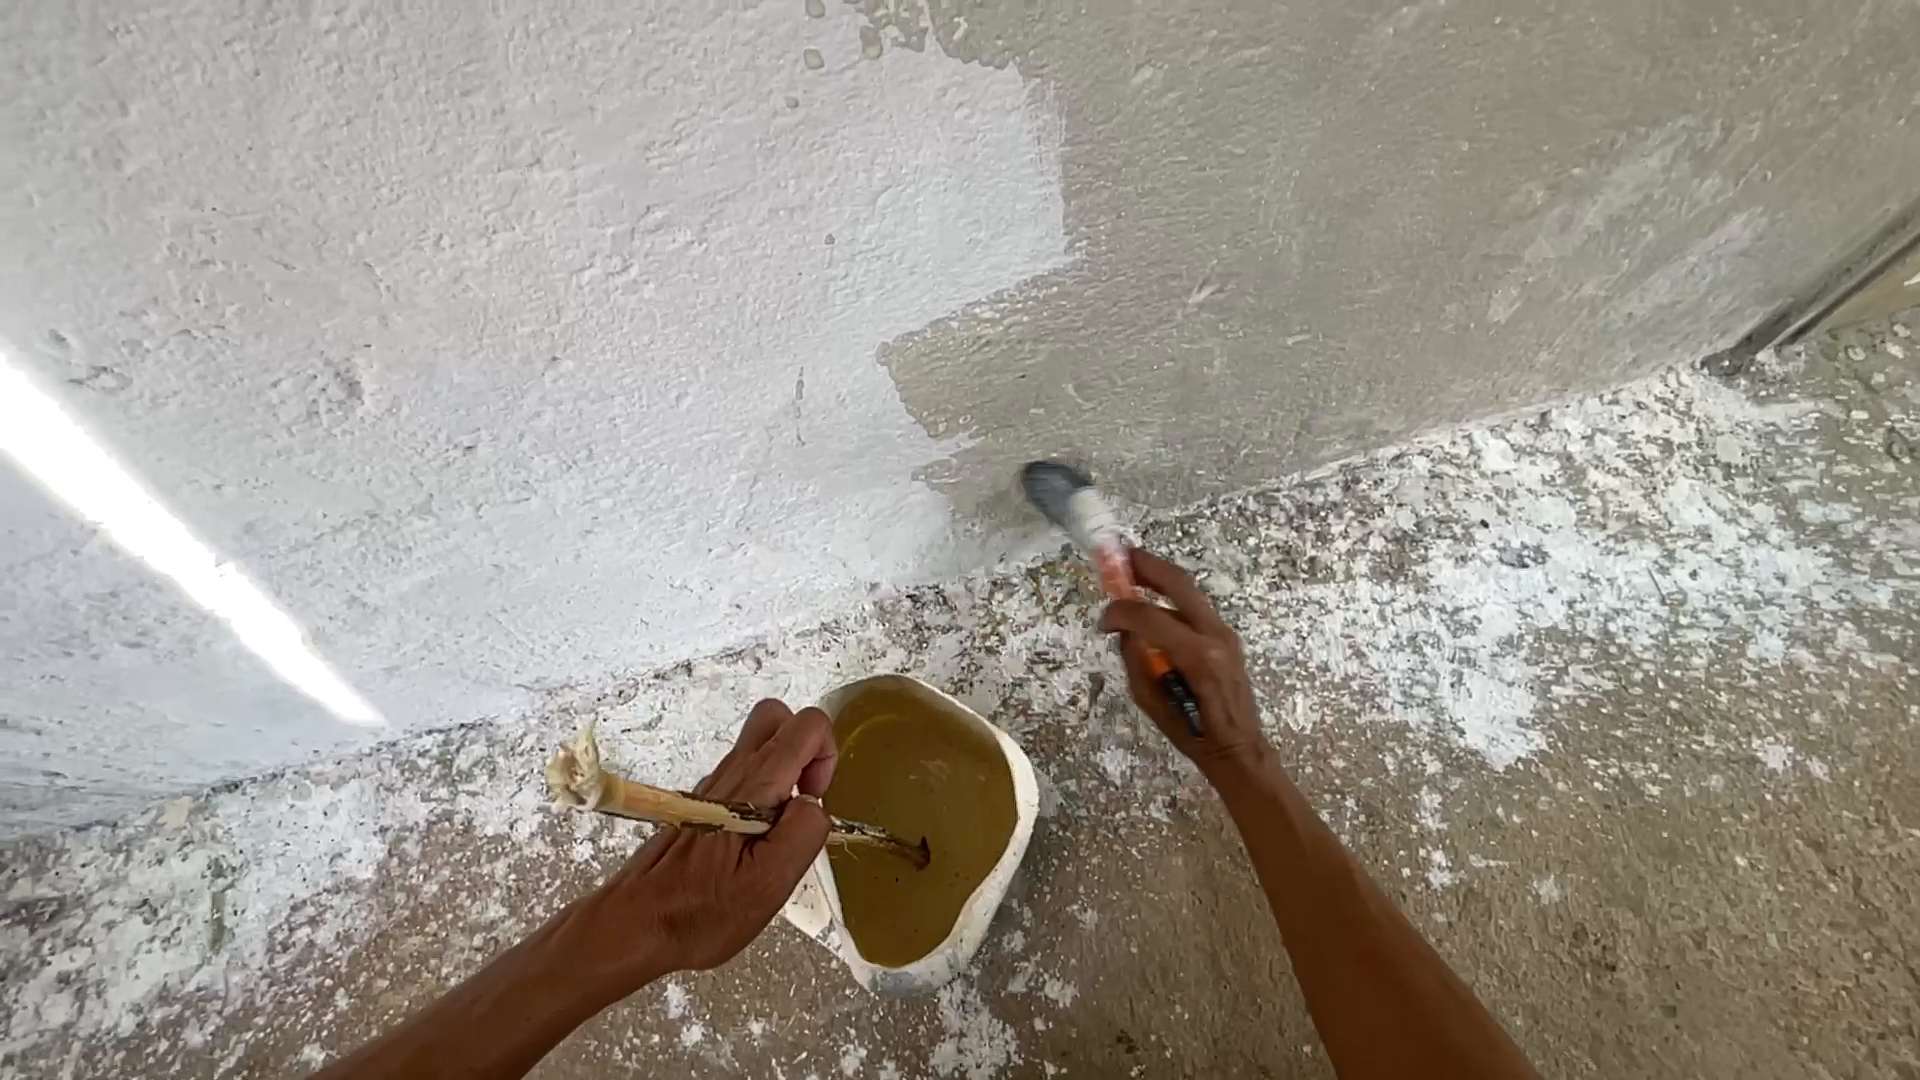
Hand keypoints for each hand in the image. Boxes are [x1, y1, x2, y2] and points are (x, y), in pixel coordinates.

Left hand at [584, 699, 835, 982]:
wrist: (634, 925)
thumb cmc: (702, 910)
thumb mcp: (769, 883)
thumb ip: (804, 832)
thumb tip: (813, 804)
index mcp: (755, 783)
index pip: (807, 724)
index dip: (825, 755)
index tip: (813, 799)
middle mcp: (734, 770)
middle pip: (778, 716)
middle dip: (805, 746)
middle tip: (802, 796)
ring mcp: (715, 783)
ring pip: (761, 745)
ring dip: (784, 772)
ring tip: (776, 830)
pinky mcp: (703, 801)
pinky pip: (744, 773)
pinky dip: (762, 792)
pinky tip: (751, 843)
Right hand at [1098, 548, 1270, 776]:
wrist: (1238, 747)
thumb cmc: (1191, 732)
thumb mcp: (1149, 700)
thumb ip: (1135, 658)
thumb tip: (1123, 629)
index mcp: (1197, 656)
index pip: (1149, 616)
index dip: (1120, 612)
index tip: (1104, 620)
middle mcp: (1215, 635)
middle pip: (1178, 583)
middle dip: (1146, 565)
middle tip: (1120, 557)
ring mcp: (1225, 632)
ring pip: (1188, 591)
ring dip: (1159, 579)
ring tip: (1132, 574)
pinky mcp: (1226, 636)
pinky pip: (1193, 608)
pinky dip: (1170, 600)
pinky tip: (1153, 607)